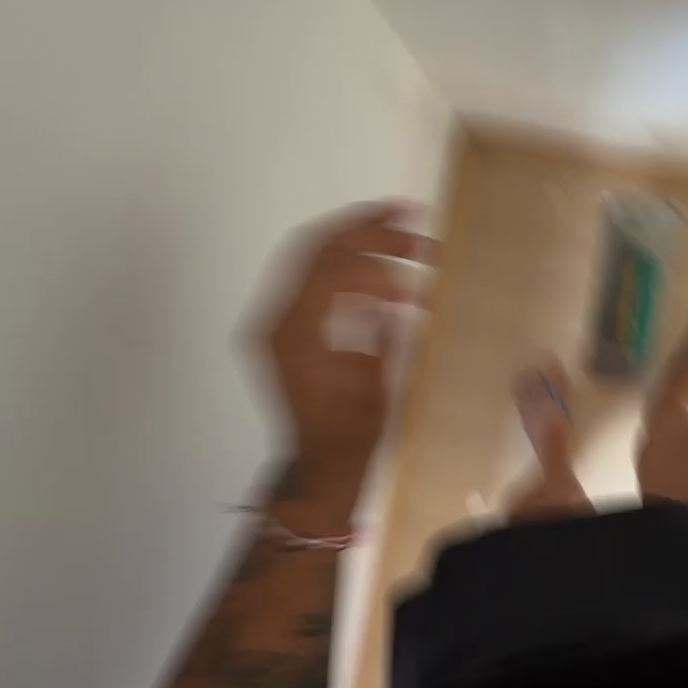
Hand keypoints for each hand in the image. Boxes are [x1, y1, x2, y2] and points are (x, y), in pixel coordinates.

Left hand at [254, 202, 435, 509]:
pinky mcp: (284, 332)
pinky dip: (347, 272)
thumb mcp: (374, 382)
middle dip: (366, 231)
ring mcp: (276, 325)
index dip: (373, 238)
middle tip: (410, 221)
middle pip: (316, 249)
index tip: (411, 227)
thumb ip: (378, 329)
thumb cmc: (351, 434)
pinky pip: (312, 284)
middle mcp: (276, 320)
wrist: (320, 466)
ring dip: (359, 250)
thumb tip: (389, 287)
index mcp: (295, 331)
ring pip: (313, 261)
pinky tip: (382, 280)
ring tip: (405, 251)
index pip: (330, 262)